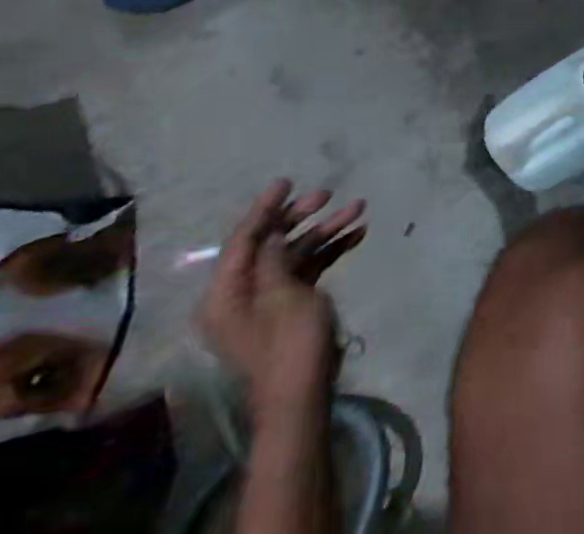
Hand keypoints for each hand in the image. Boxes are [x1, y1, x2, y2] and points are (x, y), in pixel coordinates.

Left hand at [199, 182, 366, 421]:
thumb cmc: (288, 346)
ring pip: (296, 255)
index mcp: (225, 292)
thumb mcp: (282, 296)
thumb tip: (274, 235)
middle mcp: (241, 293)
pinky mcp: (290, 309)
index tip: (287, 181)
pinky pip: (307, 272)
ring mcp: (267, 302)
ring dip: (324, 233)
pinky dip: (329, 254)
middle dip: (302, 217)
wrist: (303, 400)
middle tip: (328, 195)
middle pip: (272, 243)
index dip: (266, 208)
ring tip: (357, 209)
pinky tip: (356, 236)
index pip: (244, 238)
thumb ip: (275, 259)